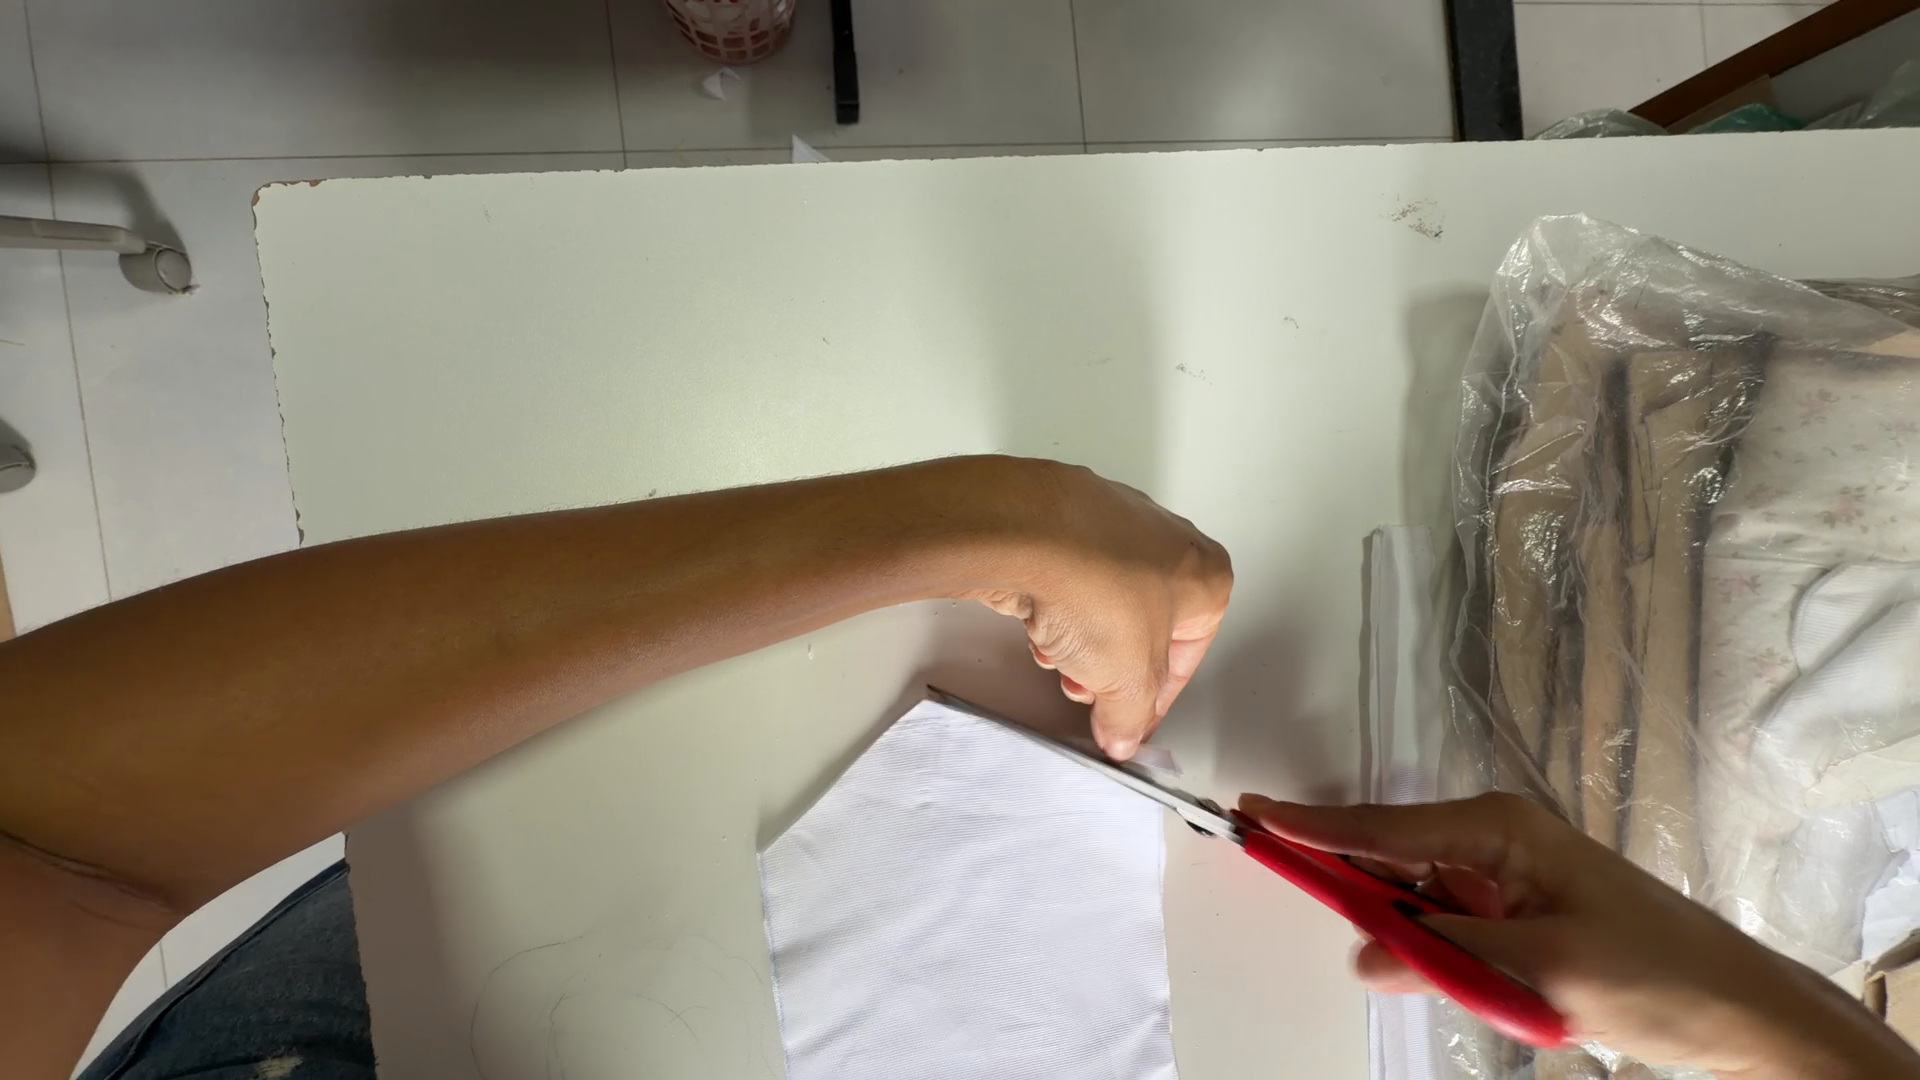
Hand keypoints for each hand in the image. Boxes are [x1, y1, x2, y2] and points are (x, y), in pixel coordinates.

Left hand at [964, 460, 1230, 759]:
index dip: (1152, 702)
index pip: (1186, 656)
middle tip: (1085, 688)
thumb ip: (1130, 719)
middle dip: (1108, 669)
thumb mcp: (1127, 681)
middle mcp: (1165, 540)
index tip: (1128, 724)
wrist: (1022, 534)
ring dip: (1078, 642)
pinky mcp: (1065, 518)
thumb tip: (1120, 735)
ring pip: (1101, 607)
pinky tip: (1035, 622)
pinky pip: (1069, 578)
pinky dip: (1055, 606)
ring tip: (1055, 653)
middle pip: (1140, 631)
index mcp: (1205, 574)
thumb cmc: (1094, 591)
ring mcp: (1113, 522)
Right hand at [1237, 792, 1919, 1079]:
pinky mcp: (1501, 899)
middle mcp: (1485, 834)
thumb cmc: (1656, 977)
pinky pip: (1432, 907)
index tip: (1255, 813)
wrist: (1751, 1013)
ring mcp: (1493, 865)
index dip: (1314, 826)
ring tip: (1330, 902)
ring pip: (1405, 879)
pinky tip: (1393, 940)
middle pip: (1385, 847)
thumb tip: (1362, 957)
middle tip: (1264, 847)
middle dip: (1333, 861)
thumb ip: (1444, 956)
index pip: (1382, 829)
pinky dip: (1407, 926)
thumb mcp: (1544, 974)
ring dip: (1373, 902)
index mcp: (1494, 828)